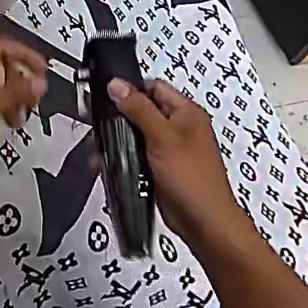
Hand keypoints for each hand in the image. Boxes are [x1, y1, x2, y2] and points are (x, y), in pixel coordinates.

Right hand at [106, 79, 248, 244]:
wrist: (203, 221)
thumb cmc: (196, 180)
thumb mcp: (162, 137)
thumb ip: (139, 109)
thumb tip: (118, 86)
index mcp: (186, 112)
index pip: (154, 87)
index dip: (131, 89)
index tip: (110, 95)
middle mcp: (180, 128)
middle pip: (143, 110)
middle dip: (122, 118)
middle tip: (104, 124)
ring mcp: (170, 149)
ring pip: (138, 135)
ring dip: (121, 141)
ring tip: (105, 148)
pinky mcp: (161, 167)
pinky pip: (139, 156)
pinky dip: (125, 159)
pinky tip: (113, 165)